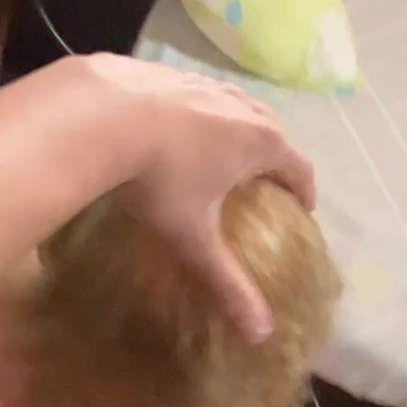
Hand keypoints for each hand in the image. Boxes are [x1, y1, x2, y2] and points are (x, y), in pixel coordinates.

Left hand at [0, 54, 312, 338]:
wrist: (102, 113)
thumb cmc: (159, 177)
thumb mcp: (192, 235)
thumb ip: (226, 282)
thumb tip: (260, 334)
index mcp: (260, 142)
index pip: (300, 167)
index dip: (303, 190)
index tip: (299, 208)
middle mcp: (241, 105)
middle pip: (272, 131)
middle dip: (273, 157)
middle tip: (262, 183)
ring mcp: (204, 83)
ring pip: (235, 106)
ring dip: (237, 129)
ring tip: (222, 154)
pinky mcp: (170, 72)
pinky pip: (197, 94)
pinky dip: (198, 112)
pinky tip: (173, 127)